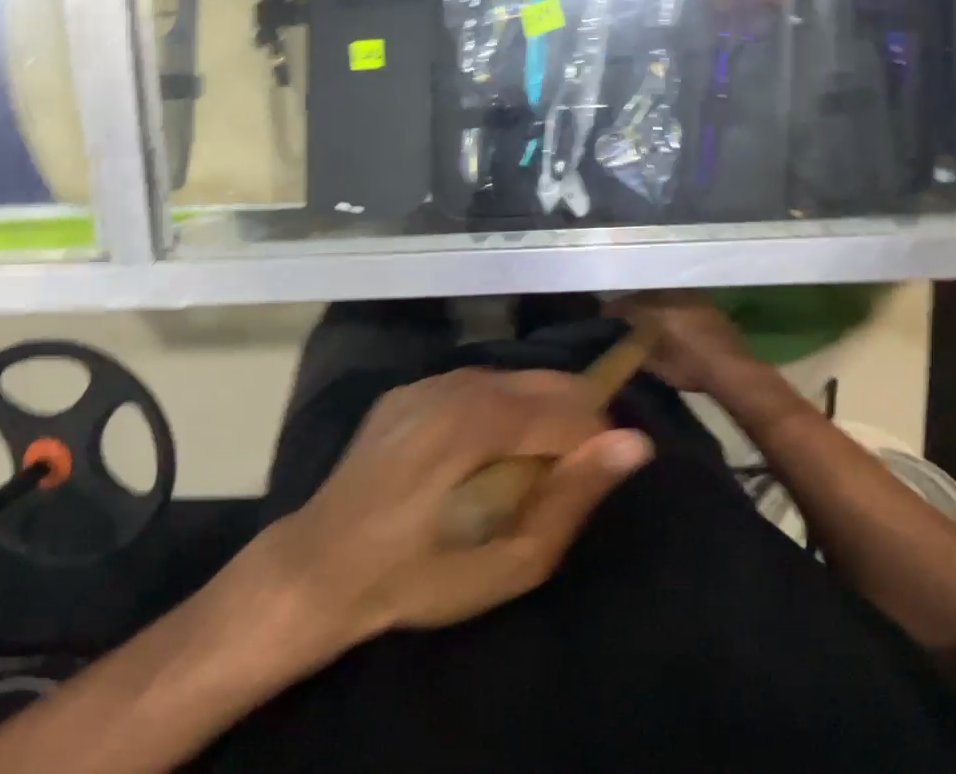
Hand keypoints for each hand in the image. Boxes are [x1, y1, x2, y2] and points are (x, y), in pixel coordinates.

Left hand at [263, 368, 652, 642]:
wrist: (320, 565)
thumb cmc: (419, 577)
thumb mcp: (508, 560)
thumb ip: (572, 496)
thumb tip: (635, 443)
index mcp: (477, 422)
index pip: (570, 408)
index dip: (599, 441)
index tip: (597, 482)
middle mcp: (452, 386)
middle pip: (542, 382)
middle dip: (572, 419)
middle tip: (569, 477)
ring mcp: (423, 384)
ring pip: (510, 378)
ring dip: (537, 412)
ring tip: (532, 467)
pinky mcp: (404, 392)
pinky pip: (472, 384)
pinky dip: (498, 407)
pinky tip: (487, 451)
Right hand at [605, 291, 760, 393]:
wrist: (733, 370)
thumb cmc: (690, 370)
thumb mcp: (655, 366)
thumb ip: (635, 350)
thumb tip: (621, 343)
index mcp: (654, 310)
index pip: (624, 305)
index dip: (611, 312)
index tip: (603, 319)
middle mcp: (671, 297)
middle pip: (643, 296)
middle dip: (631, 305)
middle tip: (623, 317)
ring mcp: (692, 297)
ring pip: (663, 295)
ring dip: (652, 303)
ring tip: (646, 317)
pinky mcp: (707, 303)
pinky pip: (681, 299)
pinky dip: (672, 306)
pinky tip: (671, 319)